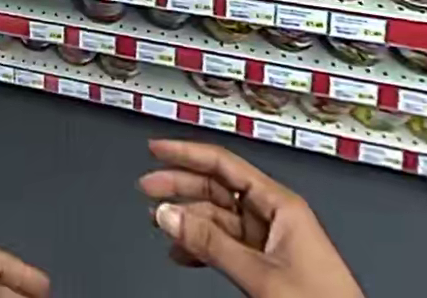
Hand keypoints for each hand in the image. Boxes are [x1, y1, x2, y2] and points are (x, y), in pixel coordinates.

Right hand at [139, 139, 364, 297]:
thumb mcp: (262, 277)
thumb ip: (211, 243)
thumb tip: (167, 213)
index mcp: (280, 204)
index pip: (223, 164)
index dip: (186, 153)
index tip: (155, 149)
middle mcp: (273, 216)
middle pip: (216, 188)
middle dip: (180, 187)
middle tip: (146, 188)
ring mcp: (270, 242)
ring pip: (217, 217)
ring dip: (187, 221)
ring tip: (158, 225)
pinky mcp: (267, 267)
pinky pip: (224, 245)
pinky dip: (201, 247)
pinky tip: (181, 254)